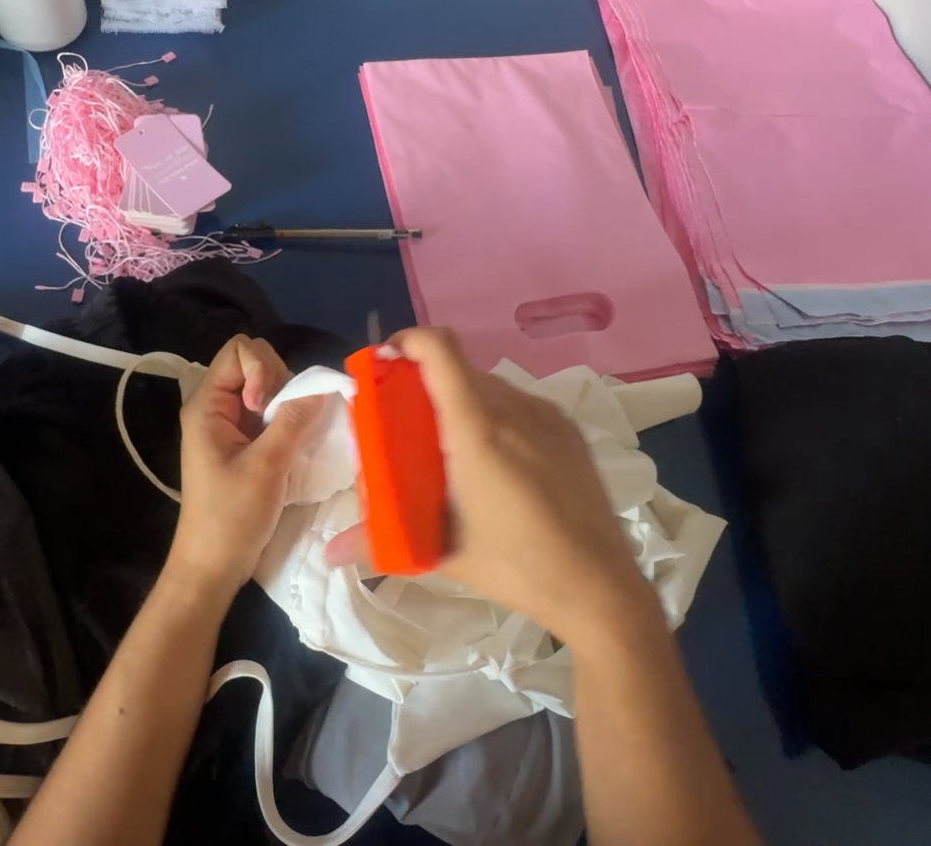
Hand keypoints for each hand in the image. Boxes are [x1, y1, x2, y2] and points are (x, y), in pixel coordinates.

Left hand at [169, 335, 327, 597]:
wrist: (213, 567)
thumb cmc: (231, 517)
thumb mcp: (267, 467)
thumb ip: (294, 421)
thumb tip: (324, 385)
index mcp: (207, 405)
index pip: (240, 350)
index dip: (262, 368)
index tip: (266, 407)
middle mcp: (217, 406)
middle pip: (257, 363)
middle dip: (281, 383)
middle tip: (288, 423)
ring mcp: (232, 425)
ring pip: (269, 388)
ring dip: (290, 404)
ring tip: (295, 437)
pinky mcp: (245, 443)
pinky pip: (272, 414)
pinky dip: (290, 421)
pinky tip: (298, 444)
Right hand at [326, 327, 653, 644]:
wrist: (601, 588)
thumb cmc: (517, 567)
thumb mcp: (444, 553)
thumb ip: (379, 544)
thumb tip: (328, 552)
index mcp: (478, 430)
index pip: (441, 351)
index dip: (408, 340)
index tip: (385, 360)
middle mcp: (514, 410)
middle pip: (460, 369)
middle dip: (425, 381)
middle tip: (407, 419)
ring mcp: (547, 417)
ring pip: (490, 385)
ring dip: (461, 399)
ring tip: (450, 444)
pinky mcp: (570, 431)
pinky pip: (519, 402)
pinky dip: (494, 413)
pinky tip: (494, 458)